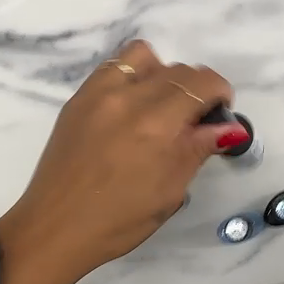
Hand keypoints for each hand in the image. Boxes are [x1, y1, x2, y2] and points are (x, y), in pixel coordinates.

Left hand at [0, 41, 240, 283]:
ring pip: (143, 56)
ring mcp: (98, 94)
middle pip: (176, 69)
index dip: (220, 92)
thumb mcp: (169, 192)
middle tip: (194, 119)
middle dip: (195, 88)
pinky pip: (112, 68)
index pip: (201, 83)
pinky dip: (131, 76)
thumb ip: (197, 150)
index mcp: (156, 125)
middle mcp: (127, 99)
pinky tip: (131, 107)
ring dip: (162, 73)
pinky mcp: (77, 99)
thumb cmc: (118, 221)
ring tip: (161, 105)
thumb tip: (228, 127)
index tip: (220, 113)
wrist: (56, 228)